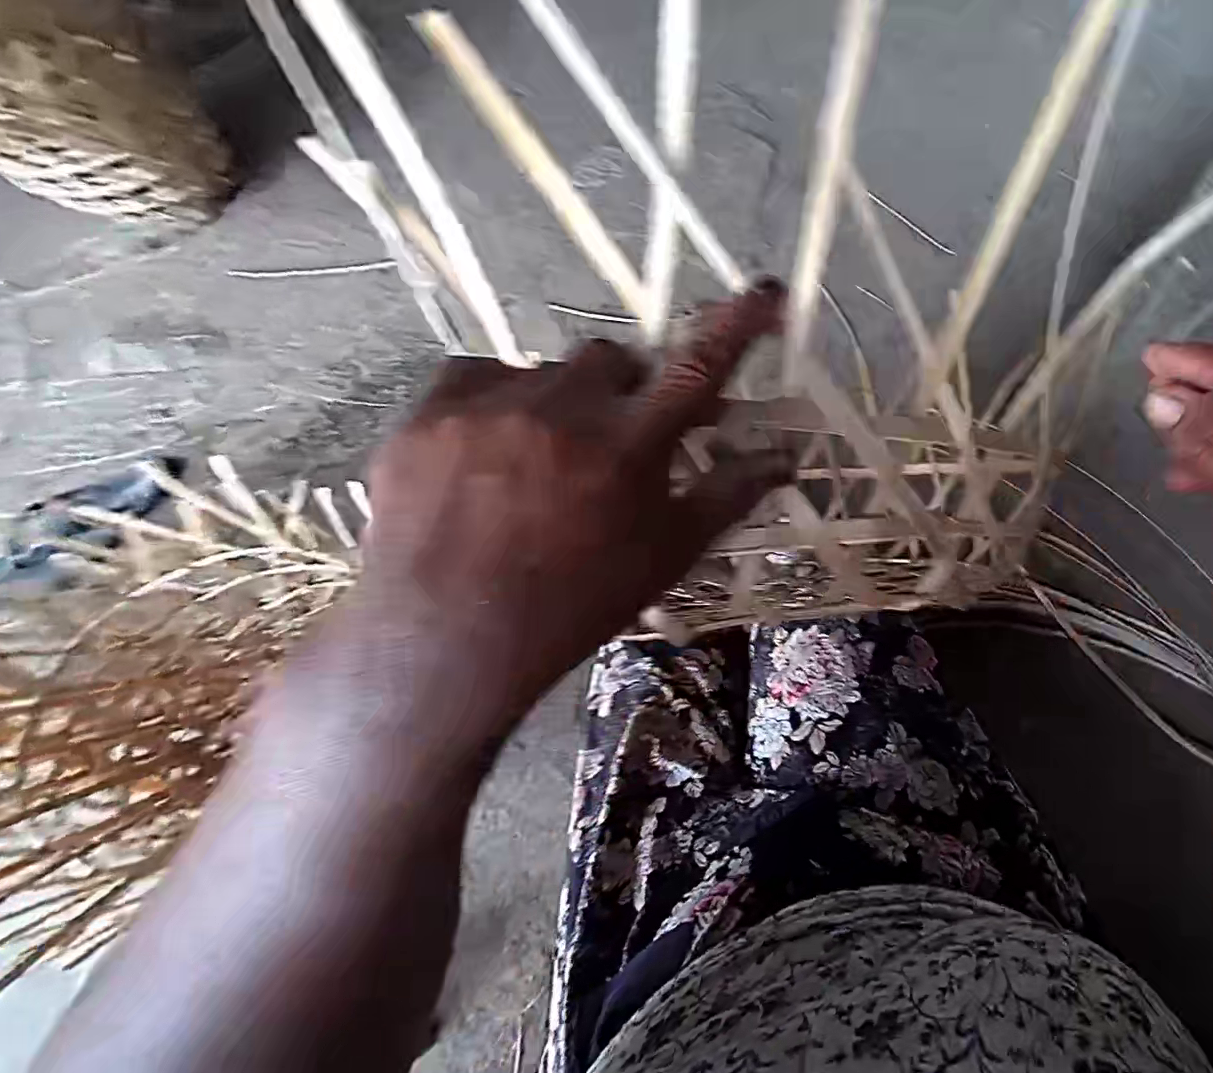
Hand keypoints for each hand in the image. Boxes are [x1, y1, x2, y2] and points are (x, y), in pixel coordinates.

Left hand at [347, 280, 790, 723]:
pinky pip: (480, 375)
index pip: (699, 368)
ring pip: (550, 371)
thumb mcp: (671, 552)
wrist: (452, 640)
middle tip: (627, 434)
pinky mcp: (426, 414)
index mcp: (631, 446)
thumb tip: (786, 460)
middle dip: (632, 389)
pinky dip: (504, 399)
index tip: (765, 292)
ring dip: (569, 401)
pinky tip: (498, 447)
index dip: (738, 326)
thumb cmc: (584, 599)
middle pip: (618, 359)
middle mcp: (563, 409)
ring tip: (554, 456)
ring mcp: (488, 405)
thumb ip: (730, 494)